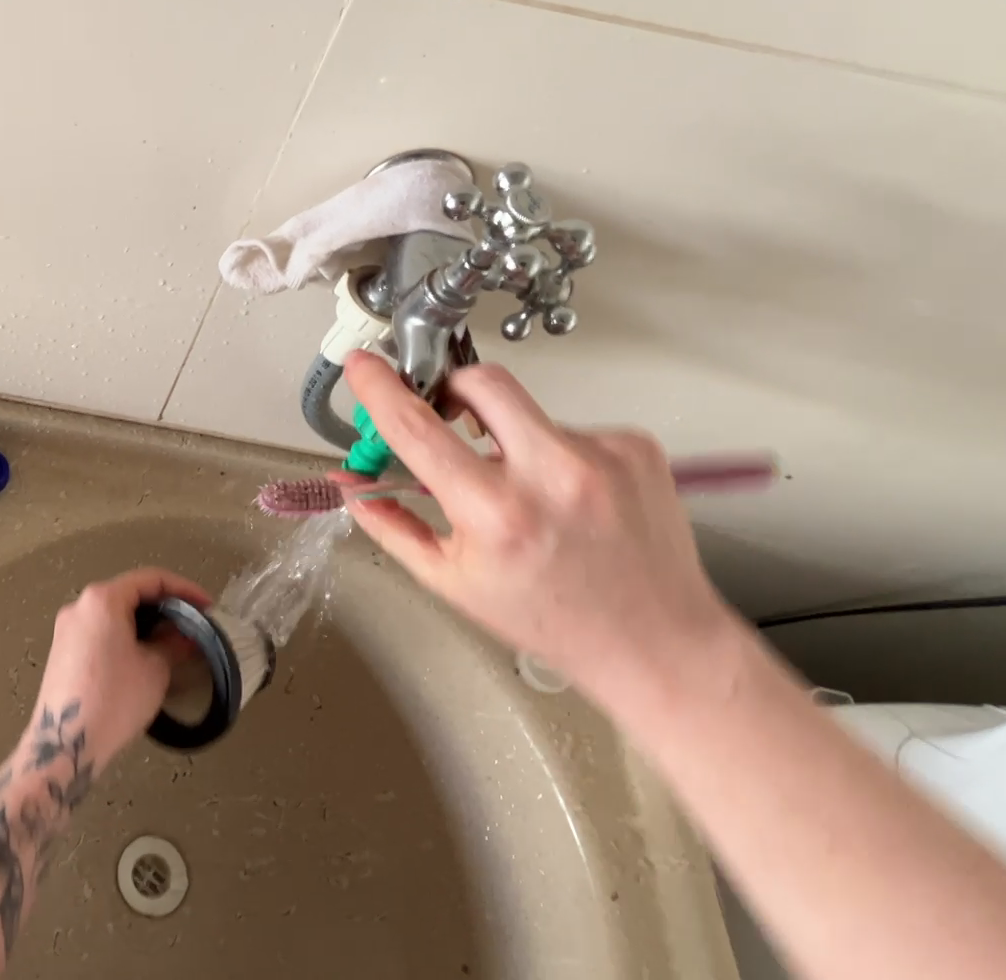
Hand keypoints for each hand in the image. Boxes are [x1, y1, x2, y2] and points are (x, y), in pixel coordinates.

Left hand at [32, 568, 209, 763]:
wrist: (65, 742)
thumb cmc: (114, 699)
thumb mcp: (155, 669)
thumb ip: (173, 644)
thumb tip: (184, 637)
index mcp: (101, 599)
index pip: (150, 579)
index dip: (184, 589)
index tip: (207, 606)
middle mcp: (79, 606)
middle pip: (129, 593)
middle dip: (164, 607)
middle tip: (192, 625)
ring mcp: (67, 628)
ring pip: (114, 613)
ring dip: (145, 623)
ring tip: (174, 643)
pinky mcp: (62, 650)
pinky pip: (100, 630)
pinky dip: (126, 635)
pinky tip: (145, 655)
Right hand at [335, 351, 739, 697]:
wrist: (653, 639)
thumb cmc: (548, 618)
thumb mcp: (448, 579)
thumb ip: (390, 524)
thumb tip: (353, 484)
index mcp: (496, 514)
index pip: (419, 430)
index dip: (381, 391)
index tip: (364, 367)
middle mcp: (554, 474)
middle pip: (481, 382)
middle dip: (449, 389)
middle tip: (443, 414)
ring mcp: (603, 454)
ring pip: (525, 408)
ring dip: (505, 435)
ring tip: (522, 489)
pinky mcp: (635, 446)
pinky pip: (567, 426)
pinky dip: (550, 451)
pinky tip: (563, 495)